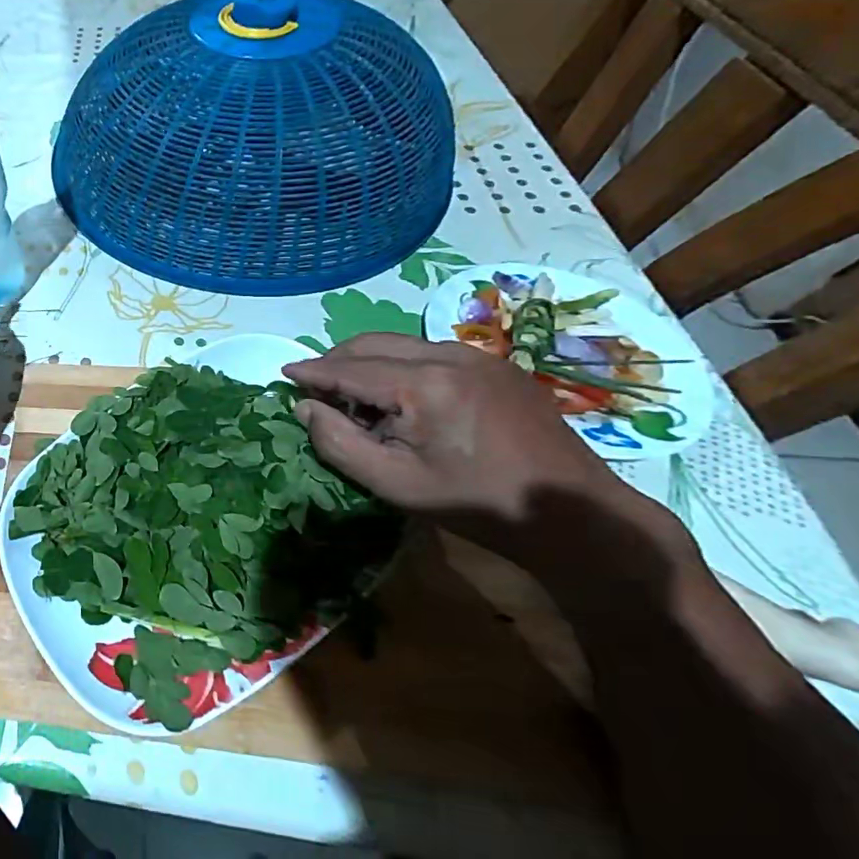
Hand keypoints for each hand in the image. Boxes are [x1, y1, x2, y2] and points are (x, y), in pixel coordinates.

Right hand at [282, 334, 682, 572]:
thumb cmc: (475, 504)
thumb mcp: (394, 484)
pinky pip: (431, 352)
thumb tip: (306, 407)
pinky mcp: (497, 366)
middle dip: (337, 360)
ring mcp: (478, 356)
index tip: (284, 372)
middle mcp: (448, 354)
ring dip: (369, 362)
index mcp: (422, 384)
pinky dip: (401, 366)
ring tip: (358, 399)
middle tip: (316, 388)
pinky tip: (403, 400)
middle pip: (372, 343)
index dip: (312, 370)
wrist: (574, 514)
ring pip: (402, 344)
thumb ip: (339, 443)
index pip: (349, 368)